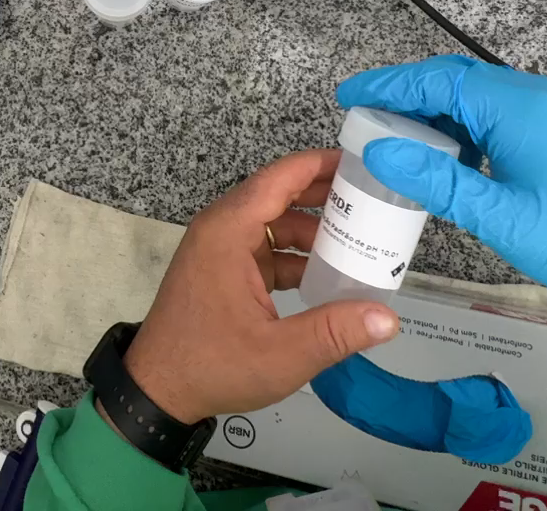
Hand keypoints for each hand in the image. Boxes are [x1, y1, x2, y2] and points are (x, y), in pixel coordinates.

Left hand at [123, 149, 401, 424]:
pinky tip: (331, 272)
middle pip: (275, 196)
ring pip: (271, 224)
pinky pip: (264, 248)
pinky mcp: (222, 269)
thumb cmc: (213, 362)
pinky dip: (296, 255)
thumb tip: (387, 316)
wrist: (159, 386)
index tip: (356, 160)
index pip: (275, 181)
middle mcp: (220, 229)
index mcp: (227, 231)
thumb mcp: (281, 353)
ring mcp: (219, 249)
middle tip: (373, 197)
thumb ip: (335, 332)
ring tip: (363, 237)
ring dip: (312, 230)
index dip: (314, 165)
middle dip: (322, 194)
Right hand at [338, 55, 546, 366]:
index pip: (434, 80)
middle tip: (365, 116)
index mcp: (518, 107)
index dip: (385, 86)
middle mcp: (535, 96)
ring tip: (399, 138)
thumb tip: (376, 150)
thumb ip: (435, 180)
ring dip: (433, 109)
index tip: (345, 97)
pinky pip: (499, 111)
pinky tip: (450, 154)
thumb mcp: (503, 218)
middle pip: (453, 79)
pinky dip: (462, 123)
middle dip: (405, 93)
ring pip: (476, 94)